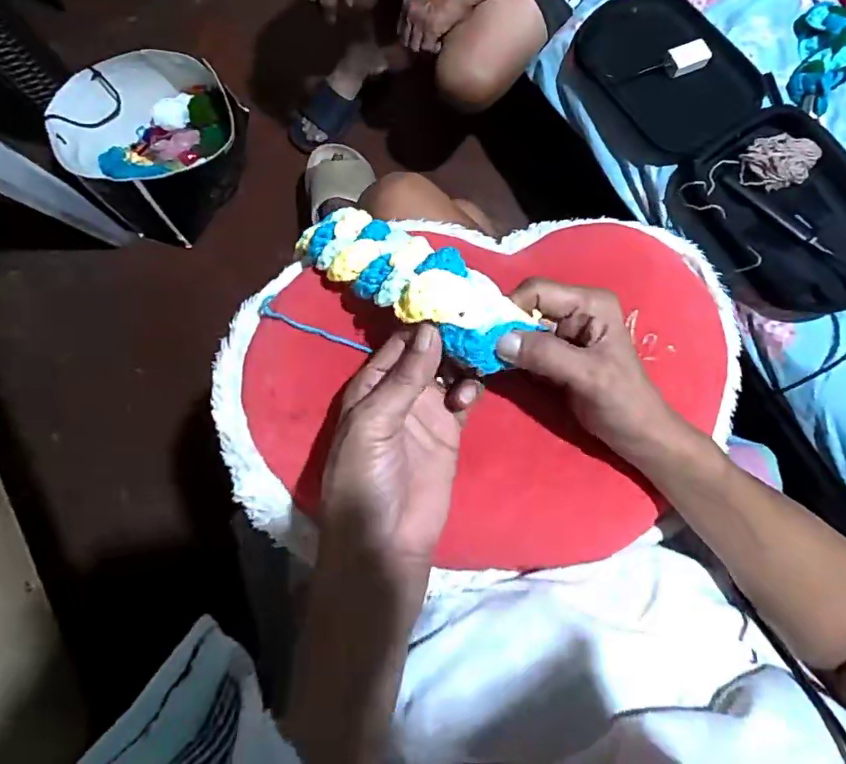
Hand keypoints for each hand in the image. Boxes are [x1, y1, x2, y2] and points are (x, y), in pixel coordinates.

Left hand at [320, 324, 481, 583]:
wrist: (385, 546)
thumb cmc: (365, 482)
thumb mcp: (374, 425)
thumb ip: (403, 379)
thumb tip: (429, 330)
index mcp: (371, 387)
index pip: (398, 343)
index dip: (422, 323)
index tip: (451, 300)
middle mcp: (399, 392)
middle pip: (428, 353)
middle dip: (449, 336)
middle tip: (477, 317)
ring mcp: (426, 411)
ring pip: (448, 371)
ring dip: (463, 359)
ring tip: (480, 350)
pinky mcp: (450, 431)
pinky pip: (463, 397)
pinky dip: (472, 387)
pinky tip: (474, 390)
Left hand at [398, 0, 484, 52]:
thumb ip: (422, 7)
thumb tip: (424, 22)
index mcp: (408, 3)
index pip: (401, 28)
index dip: (409, 37)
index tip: (418, 41)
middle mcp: (410, 13)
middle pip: (406, 39)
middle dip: (416, 45)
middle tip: (426, 47)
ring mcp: (420, 21)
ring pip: (416, 45)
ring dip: (425, 48)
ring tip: (434, 47)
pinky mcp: (431, 29)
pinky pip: (428, 47)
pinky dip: (434, 49)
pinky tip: (441, 45)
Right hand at [495, 279, 685, 461]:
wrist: (639, 436)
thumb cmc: (623, 402)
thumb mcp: (587, 376)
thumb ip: (545, 354)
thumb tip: (499, 340)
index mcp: (590, 303)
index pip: (537, 291)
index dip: (511, 309)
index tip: (490, 337)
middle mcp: (577, 309)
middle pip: (526, 306)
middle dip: (504, 327)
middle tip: (482, 351)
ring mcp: (566, 331)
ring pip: (522, 327)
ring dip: (505, 343)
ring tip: (487, 361)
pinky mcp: (557, 353)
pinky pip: (526, 346)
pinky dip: (512, 356)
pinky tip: (499, 368)